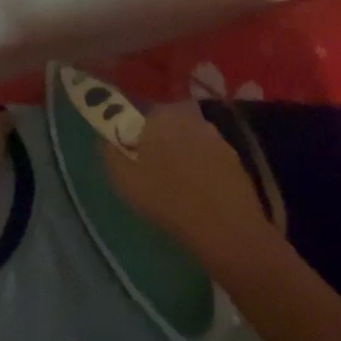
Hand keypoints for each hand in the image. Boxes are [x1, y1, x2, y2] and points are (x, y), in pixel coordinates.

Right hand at [102, 100, 271, 247]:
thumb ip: (109, 150)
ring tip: (176, 183)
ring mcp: (216, 136)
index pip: (137, 112)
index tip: (129, 150)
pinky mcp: (235, 157)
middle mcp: (189, 115)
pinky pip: (208, 156)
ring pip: (188, 139)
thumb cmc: (166, 198)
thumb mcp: (123, 178)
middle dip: (157, 139)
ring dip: (181, 153)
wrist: (226, 228)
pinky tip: (198, 191)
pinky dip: (201, 167)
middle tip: (150, 168)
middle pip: (165, 123)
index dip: (131, 130)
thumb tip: (105, 137)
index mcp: (160, 114)